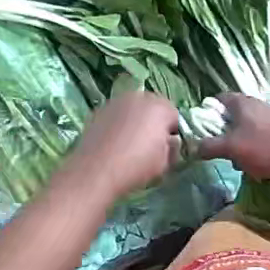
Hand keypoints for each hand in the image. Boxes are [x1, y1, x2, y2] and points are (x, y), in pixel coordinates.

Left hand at [56, 91, 182, 200]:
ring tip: (129, 144)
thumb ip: (172, 148)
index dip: (172, 133)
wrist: (95, 171)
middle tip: (149, 145)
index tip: (165, 148)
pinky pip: (116, 115)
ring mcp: (116, 102)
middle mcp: (138, 97)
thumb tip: (169, 141)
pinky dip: (118, 124)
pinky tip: (114, 143)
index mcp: (160, 108)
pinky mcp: (98, 110)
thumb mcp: (165, 163)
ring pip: (133, 109)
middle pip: (153, 107)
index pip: (174, 116)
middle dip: (153, 122)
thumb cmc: (136, 166)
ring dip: (135, 121)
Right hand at [196, 93, 269, 179]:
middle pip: (232, 115)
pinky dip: (254, 149)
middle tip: (218, 149)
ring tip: (238, 162)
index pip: (218, 99)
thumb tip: (193, 148)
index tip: (201, 130)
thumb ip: (209, 147)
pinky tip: (257, 164)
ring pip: (246, 128)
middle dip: (223, 133)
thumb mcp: (231, 148)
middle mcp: (257, 105)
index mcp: (242, 102)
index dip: (207, 112)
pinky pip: (260, 137)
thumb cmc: (265, 147)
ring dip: (238, 144)